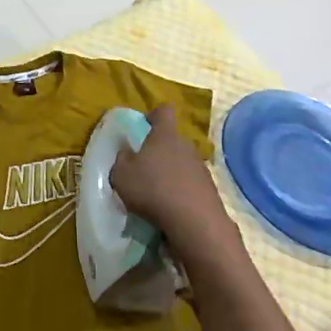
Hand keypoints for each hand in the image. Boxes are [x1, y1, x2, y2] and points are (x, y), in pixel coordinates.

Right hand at [109, 106, 231, 245]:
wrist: (193, 220)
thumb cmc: (152, 189)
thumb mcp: (121, 175)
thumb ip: (121, 160)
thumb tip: (126, 153)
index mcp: (164, 135)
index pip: (163, 111)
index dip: (154, 115)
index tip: (144, 126)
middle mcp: (186, 144)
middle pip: (173, 139)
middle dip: (160, 149)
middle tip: (144, 166)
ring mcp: (200, 165)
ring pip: (182, 161)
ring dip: (171, 171)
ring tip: (157, 191)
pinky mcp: (209, 187)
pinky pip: (191, 181)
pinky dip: (181, 189)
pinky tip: (171, 206)